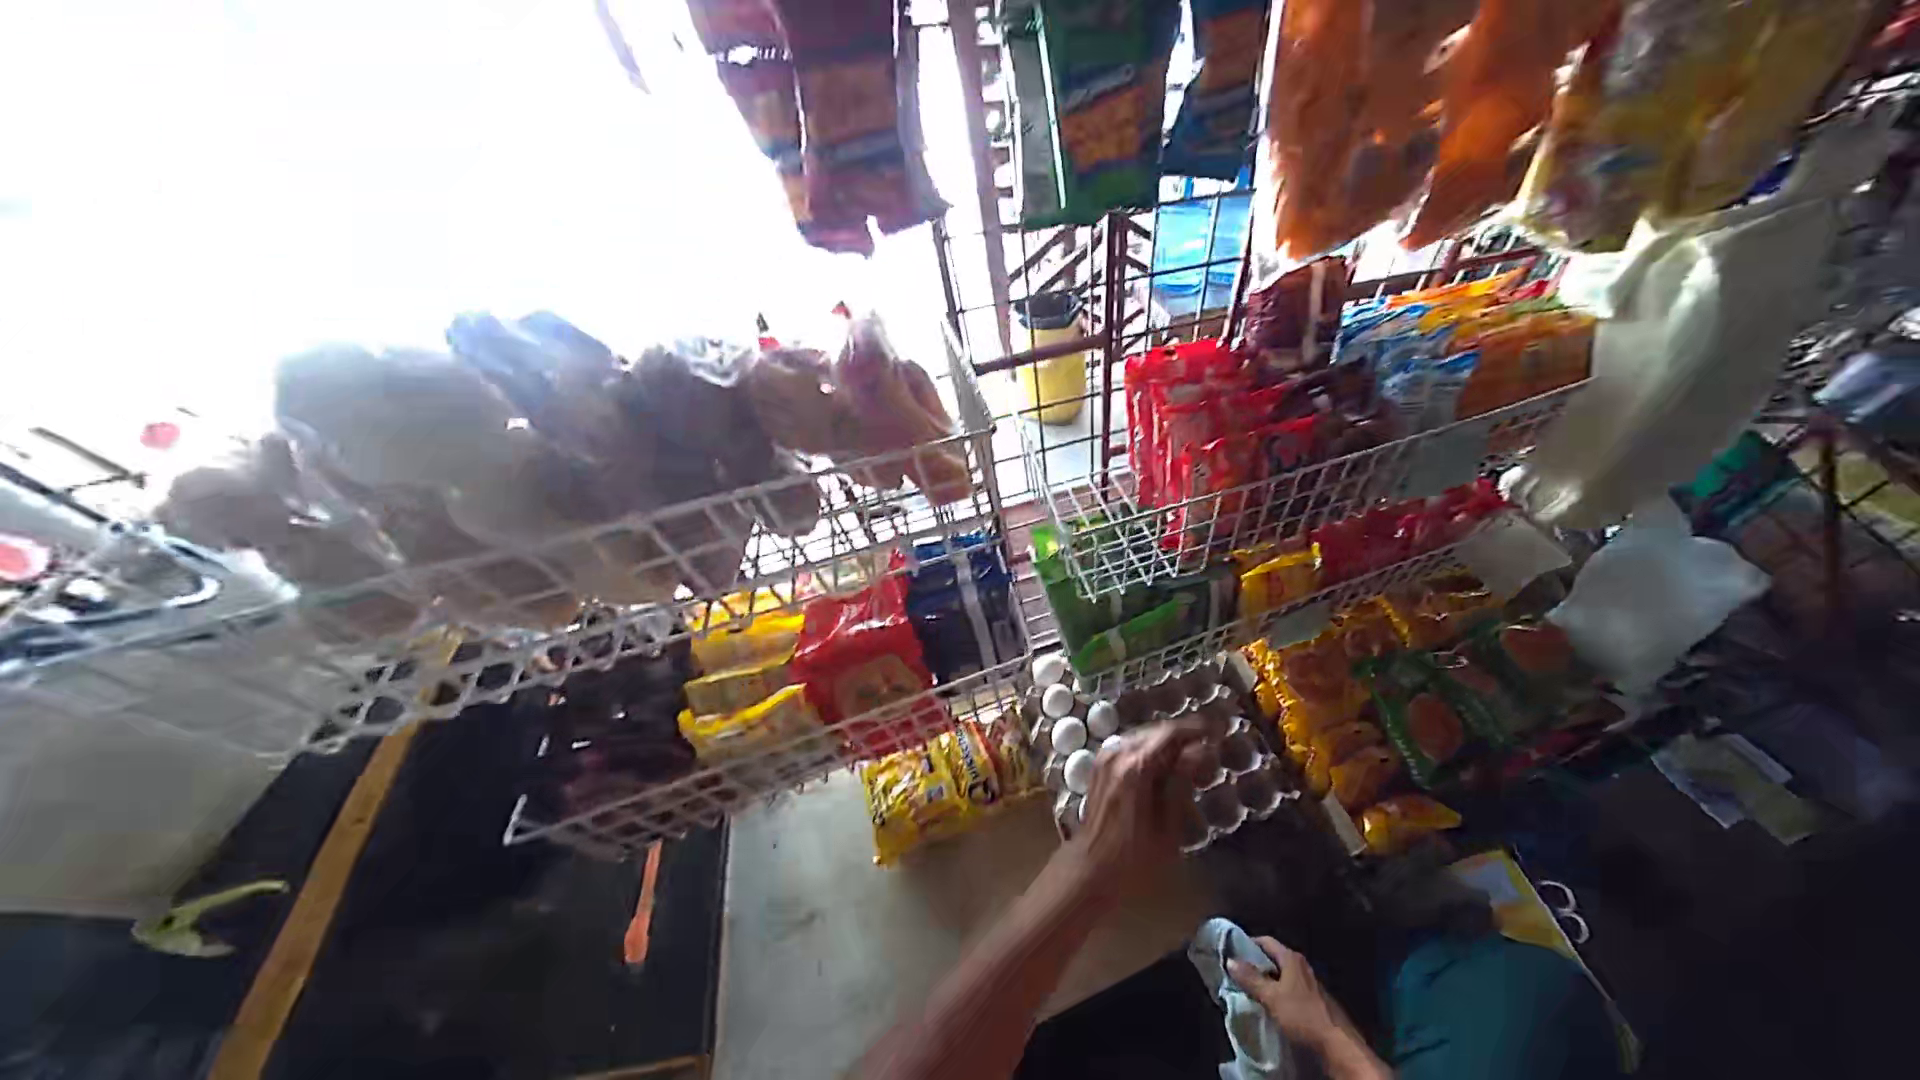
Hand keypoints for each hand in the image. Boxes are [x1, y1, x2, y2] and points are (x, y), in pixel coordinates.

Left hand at [1058, 719, 1206, 898]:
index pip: (1171, 733)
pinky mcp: (1100, 766)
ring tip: (1195, 760)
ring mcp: (1105, 758)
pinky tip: (1168, 767)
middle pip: (1156, 732)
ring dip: (1168, 744)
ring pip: (1143, 737)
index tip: (1220, 729)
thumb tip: (1201, 750)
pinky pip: (1131, 747)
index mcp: (1135, 767)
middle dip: (1185, 736)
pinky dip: (1151, 751)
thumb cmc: (1134, 860)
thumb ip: (1182, 784)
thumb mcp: (1168, 829)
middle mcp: (1117, 754)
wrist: (1090, 870)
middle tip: (1211, 748)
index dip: (1198, 728)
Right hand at [1226, 937, 1352, 1051]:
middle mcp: (1302, 967)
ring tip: (1249, 992)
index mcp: (1292, 959)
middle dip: (1255, 966)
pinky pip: (1290, 993)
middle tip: (1237, 975)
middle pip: (1273, 960)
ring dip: (1266, 983)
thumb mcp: (1271, 997)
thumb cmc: (1303, 1017)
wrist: (1340, 1050)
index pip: (1265, 941)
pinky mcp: (1315, 1004)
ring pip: (1282, 978)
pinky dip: (1278, 996)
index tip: (1232, 954)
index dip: (1247, 945)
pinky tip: (1270, 1008)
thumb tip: (1230, 960)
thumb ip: (1250, 978)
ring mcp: (1311, 986)